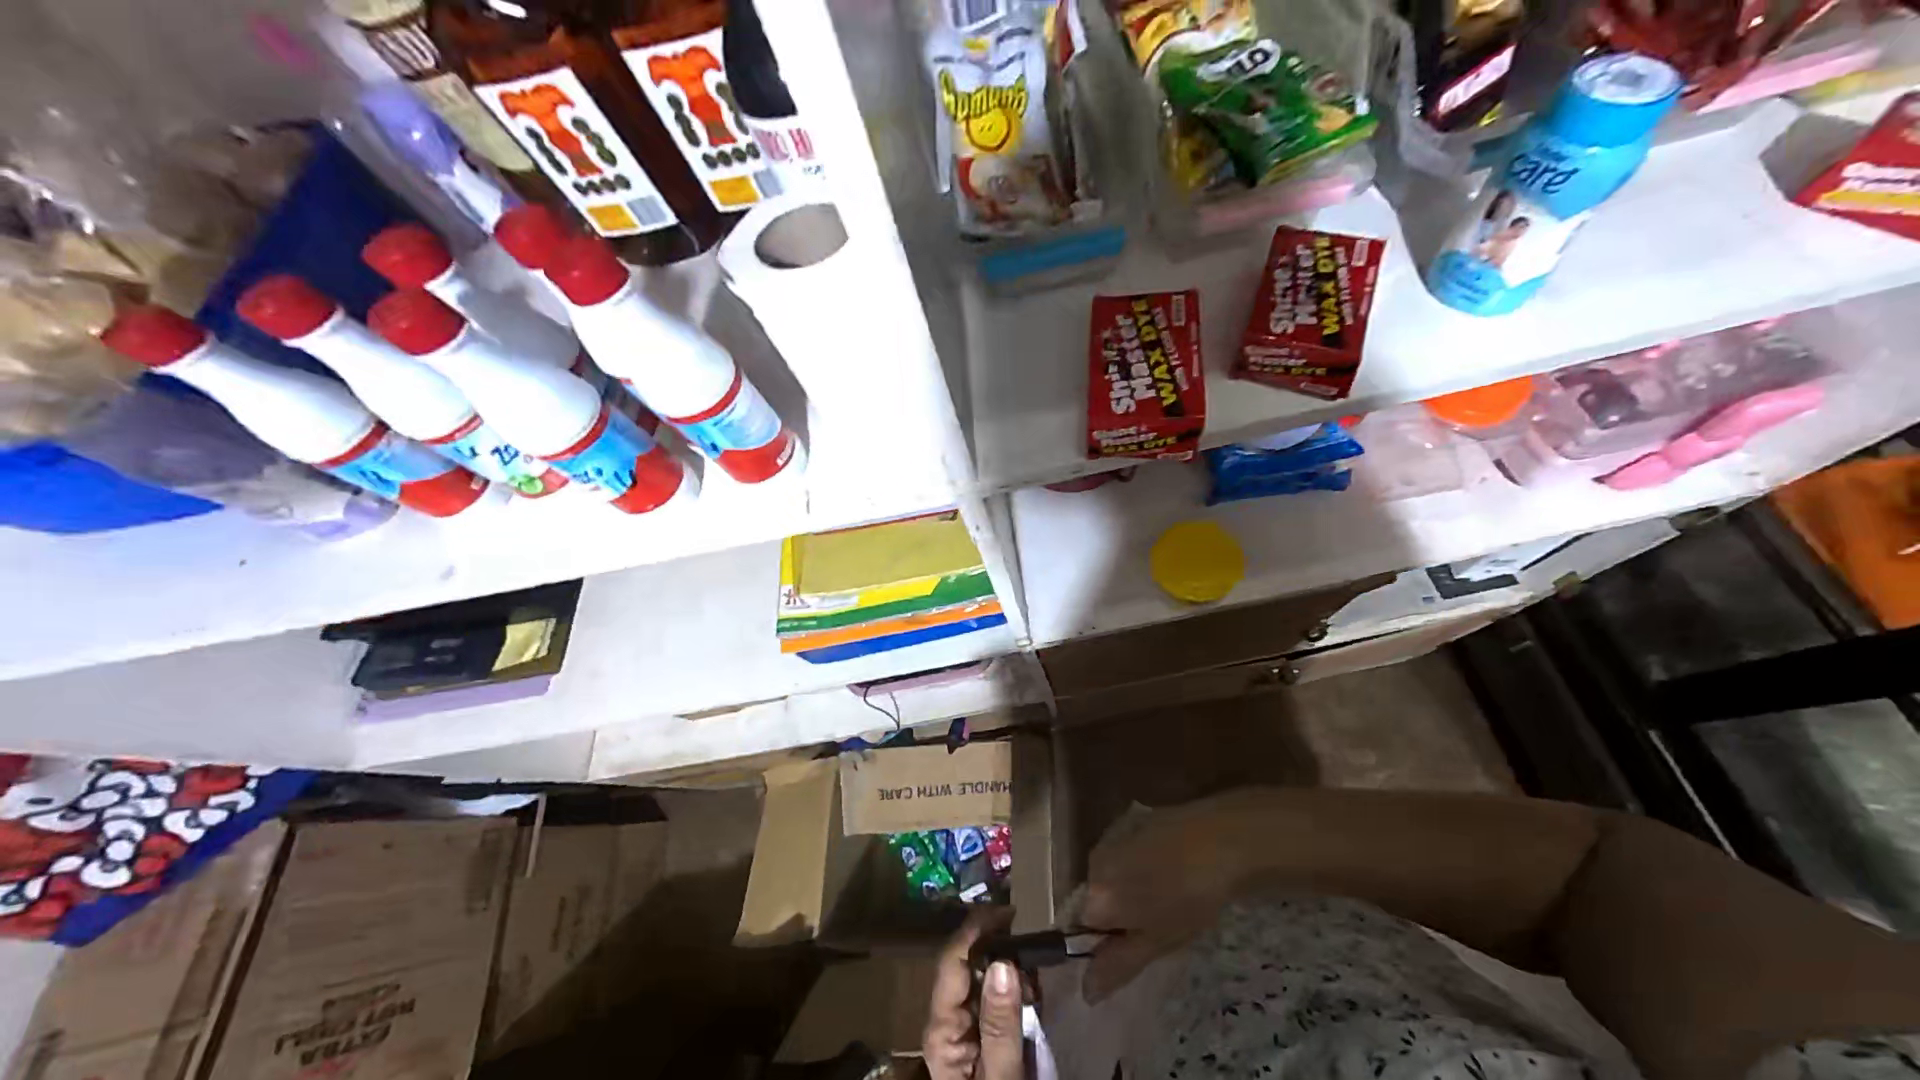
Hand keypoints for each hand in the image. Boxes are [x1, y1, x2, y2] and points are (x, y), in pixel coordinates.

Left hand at [924, 907, 1025, 1079]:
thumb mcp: (1000, 1076)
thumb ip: (1001, 1025)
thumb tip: (1002, 962)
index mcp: (941, 1028)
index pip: (951, 962)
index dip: (974, 930)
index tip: (1007, 911)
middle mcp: (946, 1020)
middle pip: (967, 965)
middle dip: (998, 948)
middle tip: (1032, 948)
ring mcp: (962, 1026)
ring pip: (982, 977)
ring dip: (1008, 968)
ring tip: (1035, 976)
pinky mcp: (979, 1035)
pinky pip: (993, 998)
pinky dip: (1013, 988)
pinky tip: (1032, 994)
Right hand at [1080, 791, 1272, 1002]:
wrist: (1221, 839)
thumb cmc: (1191, 899)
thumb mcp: (1158, 942)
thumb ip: (1118, 965)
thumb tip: (1085, 991)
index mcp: (1094, 896)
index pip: (1081, 927)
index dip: (1107, 939)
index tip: (1137, 942)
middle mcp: (1093, 862)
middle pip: (1095, 896)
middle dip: (1118, 910)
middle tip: (1157, 920)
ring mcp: (1111, 836)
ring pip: (1111, 873)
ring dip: (1130, 885)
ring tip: (1168, 891)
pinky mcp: (1129, 819)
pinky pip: (1125, 850)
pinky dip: (1139, 861)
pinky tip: (1170, 864)